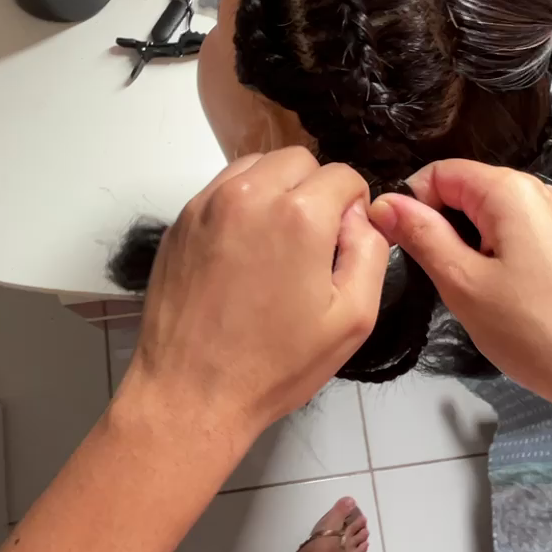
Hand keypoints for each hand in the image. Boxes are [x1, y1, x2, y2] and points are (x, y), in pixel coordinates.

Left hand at [121, 148, 388, 439]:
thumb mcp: (353, 317)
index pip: (343, 175)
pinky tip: (243, 249)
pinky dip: (242, 202)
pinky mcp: (181, 219)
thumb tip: (360, 217)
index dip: (353, 206)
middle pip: (299, 159)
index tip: (344, 241)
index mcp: (299, 215)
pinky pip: (223, 187)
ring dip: (277, 189)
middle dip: (316, 189)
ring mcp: (208, 203)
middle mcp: (250, 194)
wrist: (190, 392)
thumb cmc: (275, 364)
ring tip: (277, 241)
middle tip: (313, 240)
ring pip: (258, 165)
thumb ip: (370, 251)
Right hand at [367, 159, 551, 416]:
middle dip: (439, 226)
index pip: (440, 172)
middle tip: (434, 278)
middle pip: (469, 191)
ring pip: (495, 219)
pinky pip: (523, 239)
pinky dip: (500, 260)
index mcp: (512, 190)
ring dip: (469, 247)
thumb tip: (384, 203)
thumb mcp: (463, 284)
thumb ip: (420, 236)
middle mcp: (543, 194)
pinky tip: (506, 302)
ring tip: (471, 295)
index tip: (396, 244)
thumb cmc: (540, 332)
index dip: (409, 203)